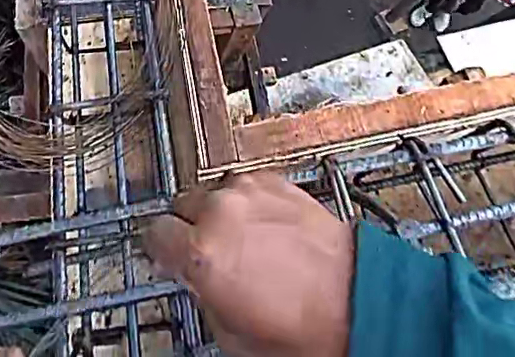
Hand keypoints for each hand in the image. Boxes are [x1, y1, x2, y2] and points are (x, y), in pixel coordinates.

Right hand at [142, 172, 353, 356]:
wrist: (360, 300)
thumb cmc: (307, 327)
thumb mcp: (234, 335)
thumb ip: (202, 295)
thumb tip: (194, 277)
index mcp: (202, 254)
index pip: (154, 233)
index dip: (160, 248)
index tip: (167, 254)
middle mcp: (218, 212)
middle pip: (181, 206)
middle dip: (190, 228)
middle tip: (210, 253)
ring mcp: (244, 191)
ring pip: (211, 193)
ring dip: (219, 213)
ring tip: (247, 243)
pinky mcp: (269, 179)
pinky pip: (242, 186)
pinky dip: (246, 203)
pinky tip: (267, 229)